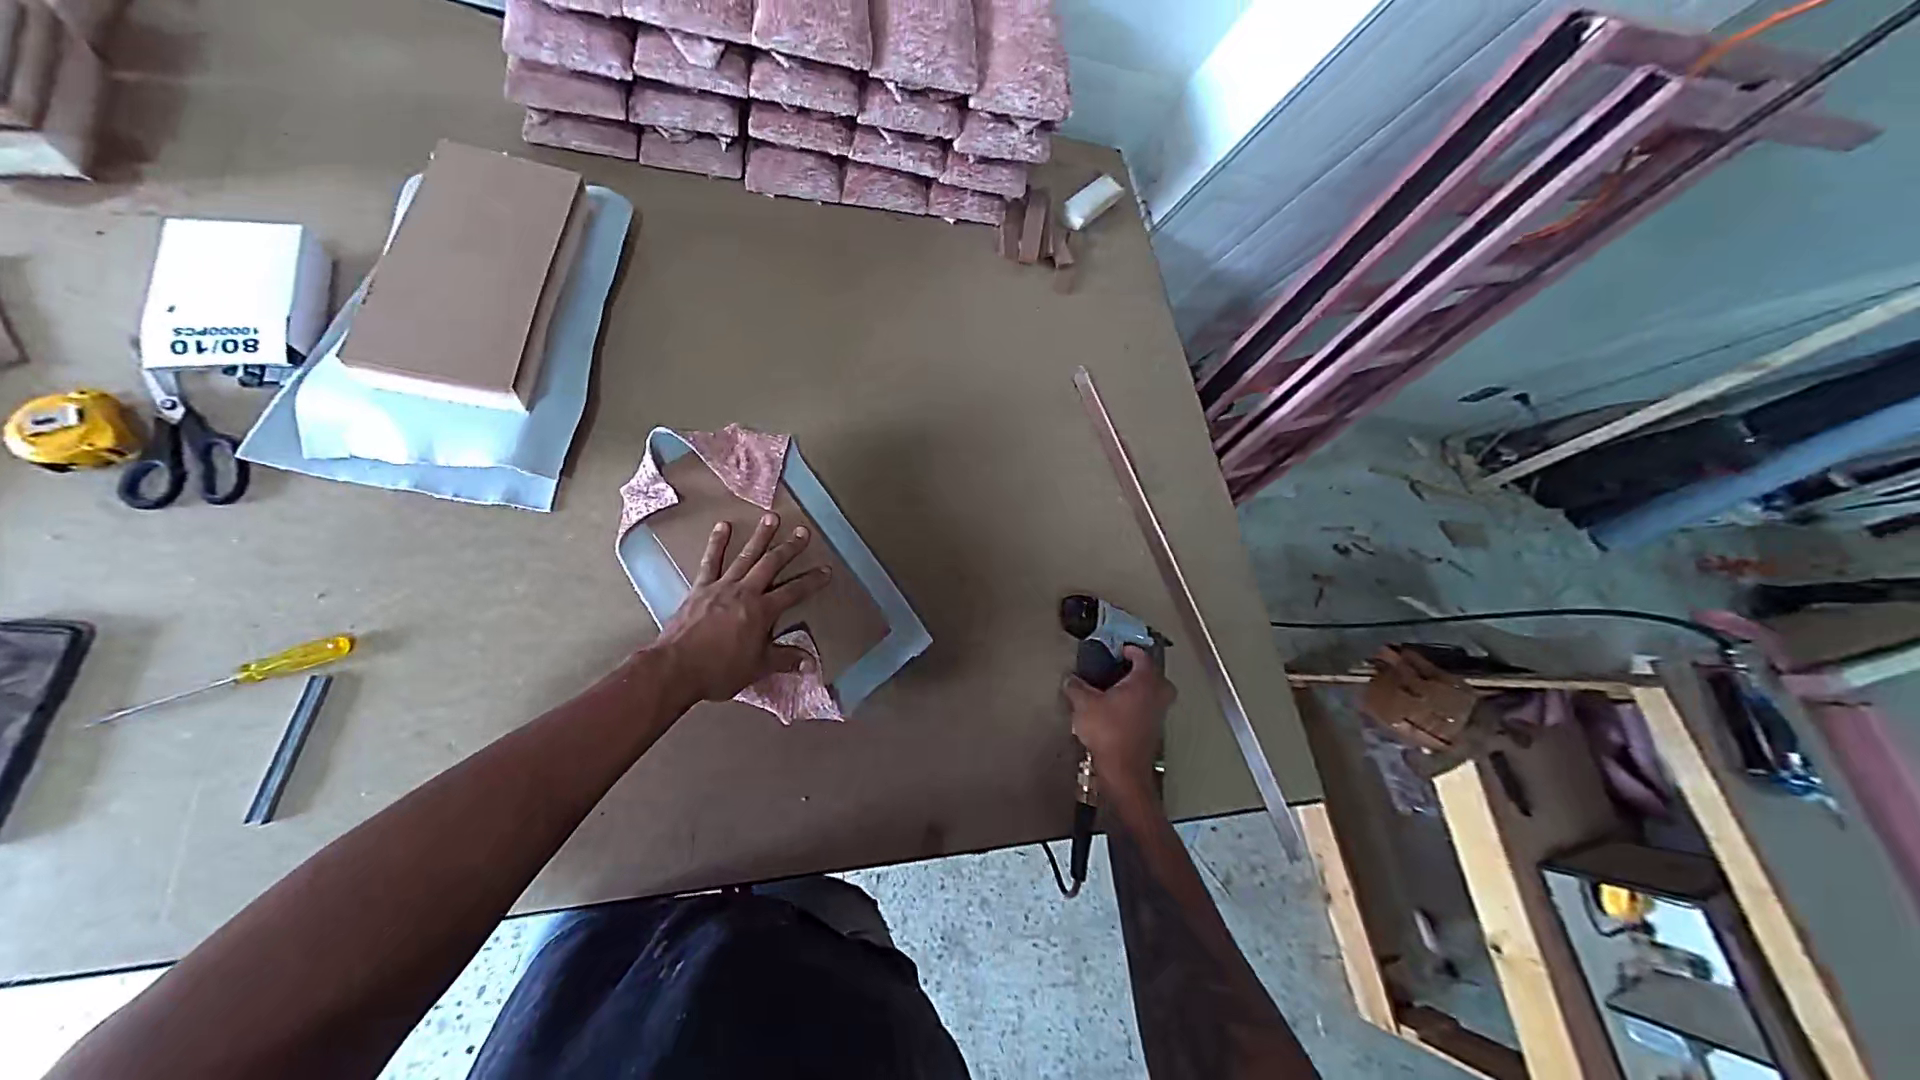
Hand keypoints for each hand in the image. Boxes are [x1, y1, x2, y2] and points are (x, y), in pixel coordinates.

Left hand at [651, 513, 831, 705]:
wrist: (675, 668)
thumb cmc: (719, 670)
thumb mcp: (758, 667)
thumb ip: (785, 659)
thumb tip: (810, 663)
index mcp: (762, 611)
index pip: (794, 592)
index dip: (812, 581)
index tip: (826, 570)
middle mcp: (745, 592)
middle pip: (772, 564)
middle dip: (790, 548)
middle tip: (803, 532)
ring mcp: (722, 586)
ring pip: (746, 556)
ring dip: (760, 536)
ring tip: (772, 518)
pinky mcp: (700, 588)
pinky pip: (711, 561)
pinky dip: (718, 542)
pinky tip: (724, 526)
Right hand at [1063, 645, 1175, 798]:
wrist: (1123, 769)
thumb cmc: (1107, 731)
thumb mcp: (1084, 704)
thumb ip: (1076, 688)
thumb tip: (1070, 679)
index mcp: (1144, 681)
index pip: (1142, 657)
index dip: (1130, 650)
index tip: (1119, 649)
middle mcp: (1157, 694)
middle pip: (1156, 675)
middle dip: (1142, 670)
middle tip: (1124, 669)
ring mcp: (1159, 714)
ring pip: (1155, 693)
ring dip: (1142, 689)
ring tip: (1119, 690)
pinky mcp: (1154, 730)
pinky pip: (1150, 709)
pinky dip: (1139, 705)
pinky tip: (1120, 711)